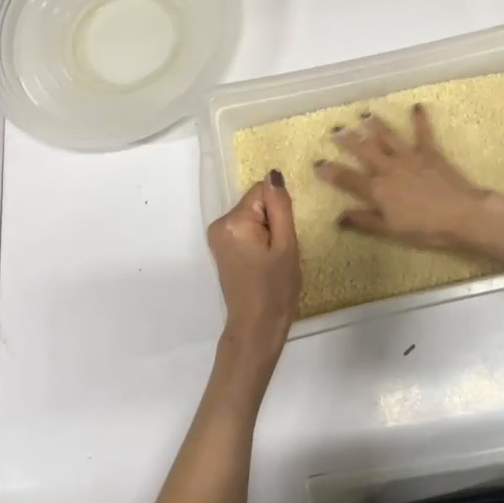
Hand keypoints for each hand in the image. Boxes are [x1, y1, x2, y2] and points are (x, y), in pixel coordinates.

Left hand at [206, 174, 300, 355]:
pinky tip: (263, 262)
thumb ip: (280, 206)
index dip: (279, 211)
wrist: (256, 327)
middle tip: (279, 251)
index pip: (263, 191)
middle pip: (256, 203)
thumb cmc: (276, 288)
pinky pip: (245, 230)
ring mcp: (217, 237)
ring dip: (266, 232)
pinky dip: (257, 240)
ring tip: (272, 259)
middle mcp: (219, 223)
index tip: (283, 237)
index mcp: (234, 220)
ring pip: (252, 216)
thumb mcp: (286, 245)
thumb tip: (273, 175)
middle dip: (272, 221)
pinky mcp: (221, 248)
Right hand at [316, 105, 491, 248]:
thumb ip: (364, 221)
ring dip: (375, 123)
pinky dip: (420, 119)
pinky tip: (417, 106)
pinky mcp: (429, 152)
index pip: (347, 178)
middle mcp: (388, 167)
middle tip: (335, 128)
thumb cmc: (425, 228)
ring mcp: (409, 156)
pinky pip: (423, 132)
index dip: (330, 170)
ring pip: (387, 136)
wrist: (460, 214)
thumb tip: (338, 218)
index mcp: (377, 189)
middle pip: (363, 149)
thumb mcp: (390, 230)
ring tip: (364, 114)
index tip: (316, 162)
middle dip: (347, 138)